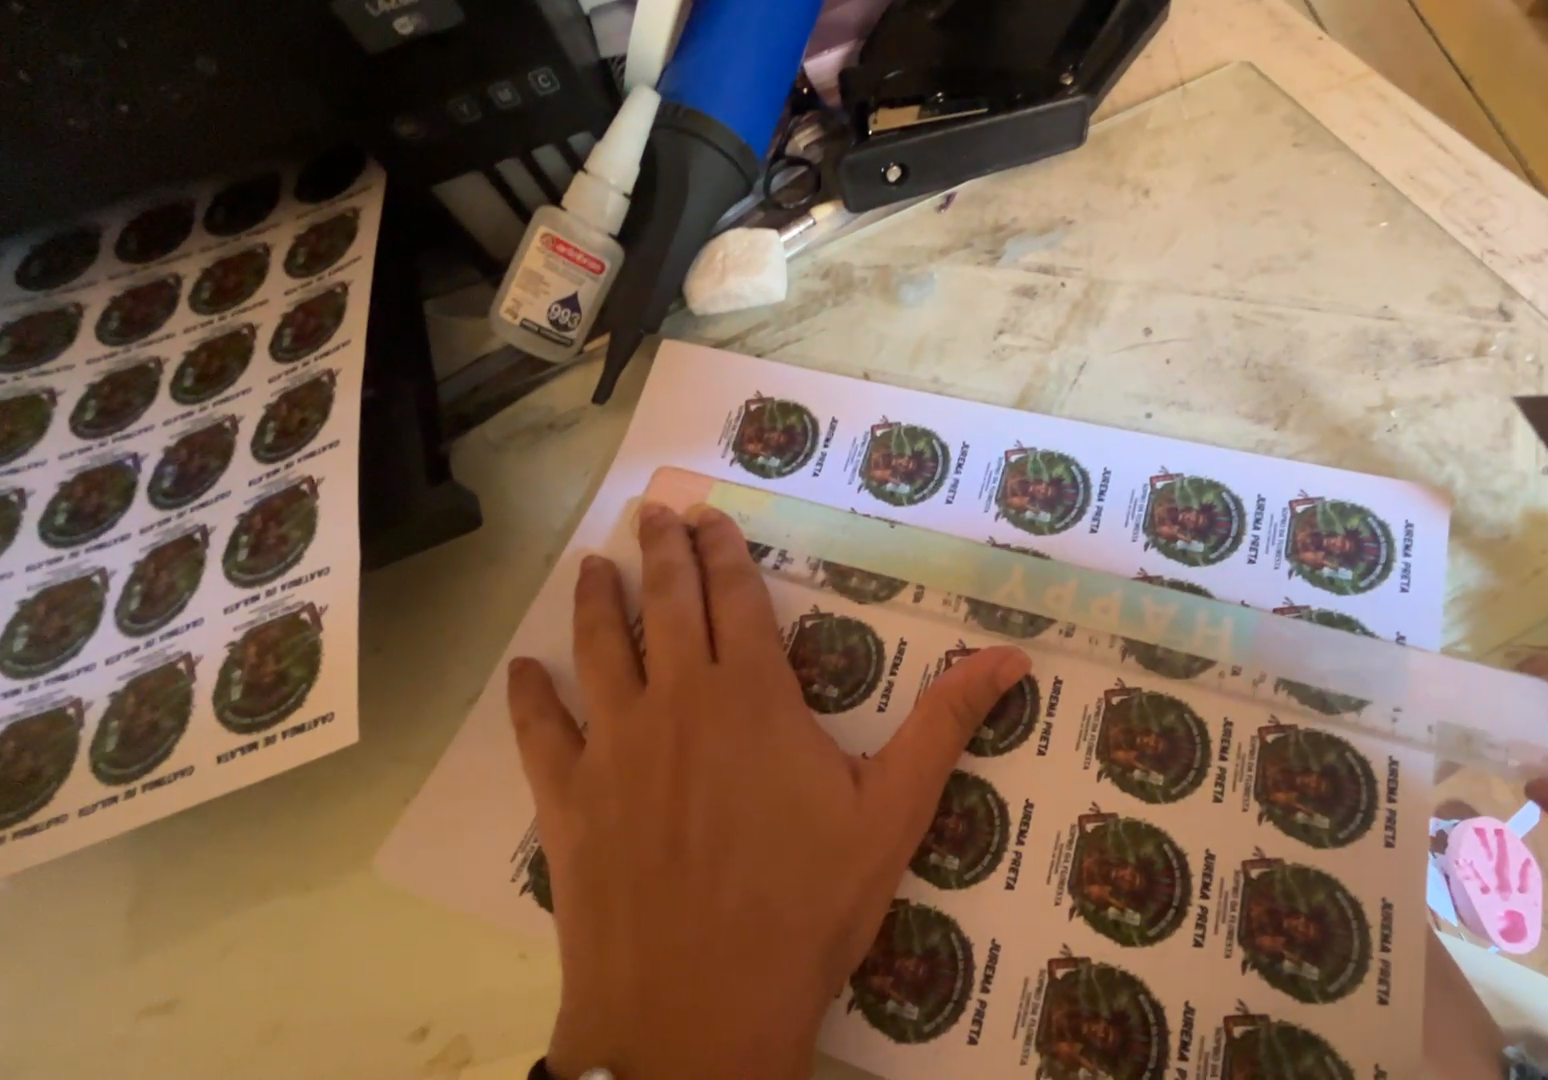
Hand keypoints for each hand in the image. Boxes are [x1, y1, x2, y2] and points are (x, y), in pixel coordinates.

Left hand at [507, 504, 1030, 1079]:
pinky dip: (529, 697)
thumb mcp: (895, 811)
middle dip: (663, 552)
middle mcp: (676, 701)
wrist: (698, 1012)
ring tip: (593, 563)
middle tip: (654, 512)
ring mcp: (613, 747)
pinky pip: (540, 733)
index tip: (708, 517)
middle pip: (667, 605)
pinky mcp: (567, 802)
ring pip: (600, 649)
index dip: (723, 552)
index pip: (735, 598)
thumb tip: (1011, 656)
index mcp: (752, 695)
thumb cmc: (807, 905)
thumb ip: (946, 723)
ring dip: (597, 601)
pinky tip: (521, 671)